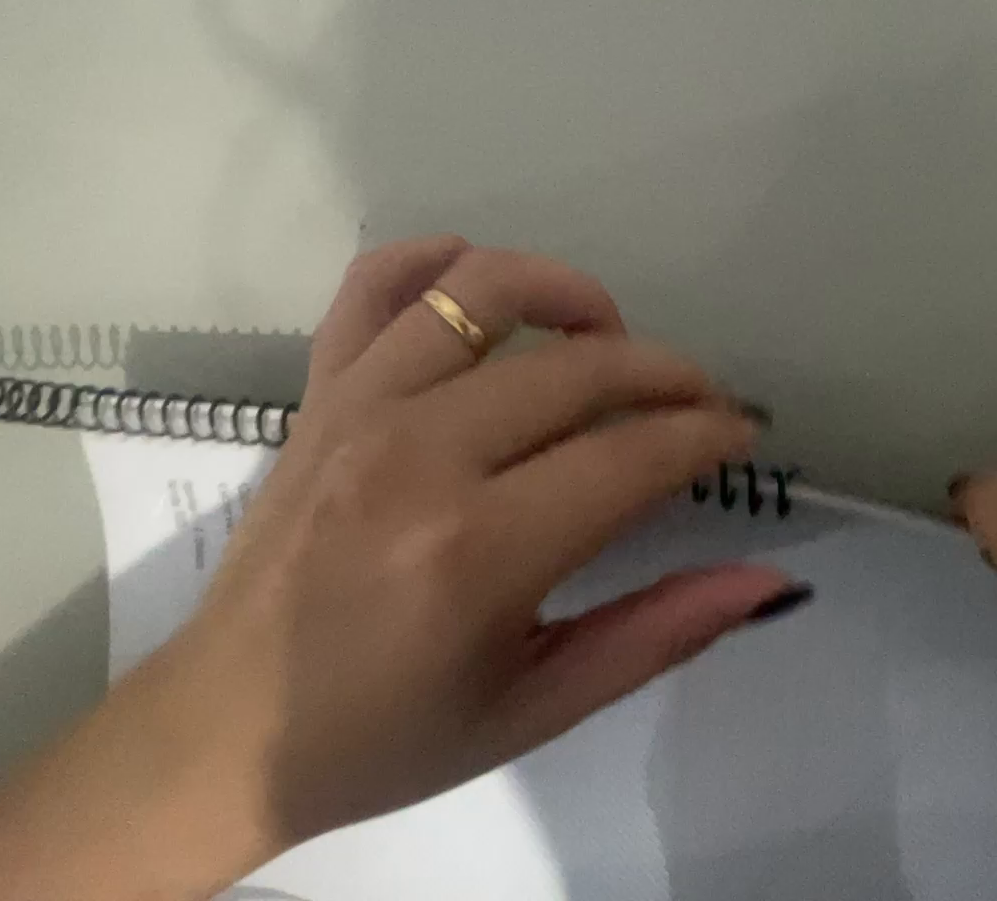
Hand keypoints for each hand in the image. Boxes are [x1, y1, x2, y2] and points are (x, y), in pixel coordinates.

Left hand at [0, 236, 800, 900]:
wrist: (228, 729)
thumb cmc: (388, 735)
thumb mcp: (536, 708)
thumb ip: (657, 634)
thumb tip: (768, 581)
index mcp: (476, 552)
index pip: (630, 456)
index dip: (704, 435)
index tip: (737, 434)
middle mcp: (418, 455)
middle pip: (577, 367)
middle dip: (665, 374)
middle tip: (697, 402)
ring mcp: (358, 407)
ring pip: (485, 289)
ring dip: (570, 293)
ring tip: (608, 335)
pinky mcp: (318, 392)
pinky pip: (375, 284)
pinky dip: (437, 261)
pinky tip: (481, 284)